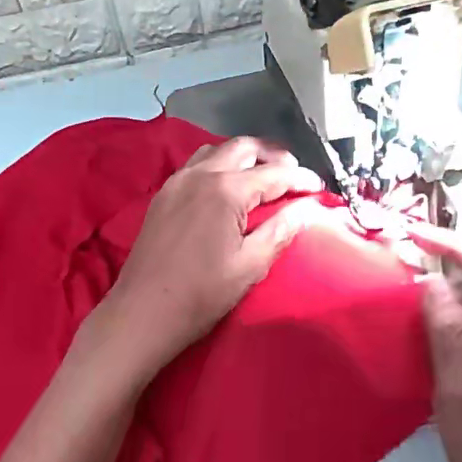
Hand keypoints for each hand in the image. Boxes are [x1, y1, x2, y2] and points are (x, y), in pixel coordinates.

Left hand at [97, 137, 322, 372]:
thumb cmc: (201, 295)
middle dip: (273, 155)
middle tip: (294, 173)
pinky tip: (228, 186)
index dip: (301, 178)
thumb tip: (308, 208)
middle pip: (244, 148)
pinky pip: (196, 164)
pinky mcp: (163, 195)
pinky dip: (219, 164)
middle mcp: (200, 175)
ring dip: (244, 156)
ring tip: (264, 175)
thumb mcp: (250, 265)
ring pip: (216, 150)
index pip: (274, 173)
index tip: (319, 186)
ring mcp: (177, 182)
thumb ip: (281, 230)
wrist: (142, 313)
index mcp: (225, 190)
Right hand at [410, 223, 461, 461]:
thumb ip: (449, 334)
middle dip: (449, 267)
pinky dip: (450, 322)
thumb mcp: (460, 395)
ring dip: (446, 295)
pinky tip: (422, 323)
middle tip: (403, 256)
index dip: (459, 247)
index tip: (418, 234)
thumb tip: (431, 282)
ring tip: (404, 284)